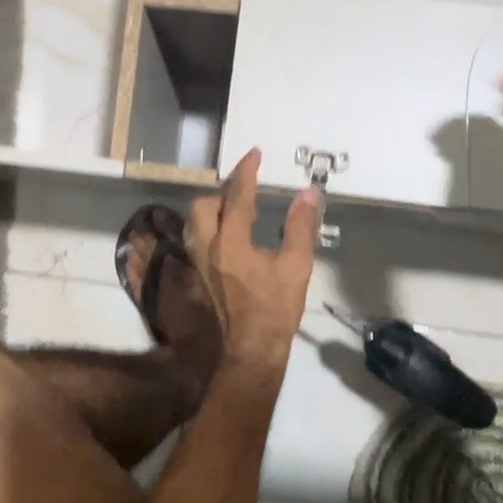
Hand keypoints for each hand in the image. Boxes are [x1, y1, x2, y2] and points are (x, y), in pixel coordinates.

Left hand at [186, 149, 320, 372]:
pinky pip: (197, 241)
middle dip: (223, 192)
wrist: (251, 349)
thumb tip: (307, 193)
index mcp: (231, 242)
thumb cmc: (275, 308)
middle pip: (204, 206)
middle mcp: (208, 248)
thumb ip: (300, 227)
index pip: (237, 197)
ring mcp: (200, 264)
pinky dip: (209, 228)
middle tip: (245, 187)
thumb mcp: (296, 266)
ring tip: (234, 208)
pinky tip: (227, 235)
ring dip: (212, 210)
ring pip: (195, 224)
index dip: (246, 173)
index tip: (253, 154)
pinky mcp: (200, 277)